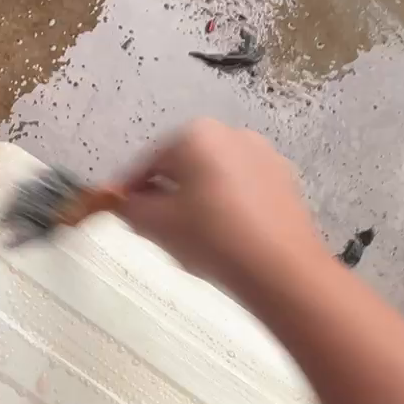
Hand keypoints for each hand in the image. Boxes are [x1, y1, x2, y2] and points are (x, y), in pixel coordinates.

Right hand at [106, 119, 325, 299]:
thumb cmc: (213, 240)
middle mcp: (231, 133)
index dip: (129, 191)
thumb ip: (128, 208)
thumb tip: (120, 202)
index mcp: (196, 135)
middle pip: (182, 167)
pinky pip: (241, 190)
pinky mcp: (284, 180)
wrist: (281, 270)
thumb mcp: (156, 226)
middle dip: (166, 195)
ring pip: (213, 178)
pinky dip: (226, 208)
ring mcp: (263, 155)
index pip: (147, 162)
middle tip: (155, 230)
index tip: (118, 214)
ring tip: (191, 240)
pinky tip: (224, 239)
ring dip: (196, 202)